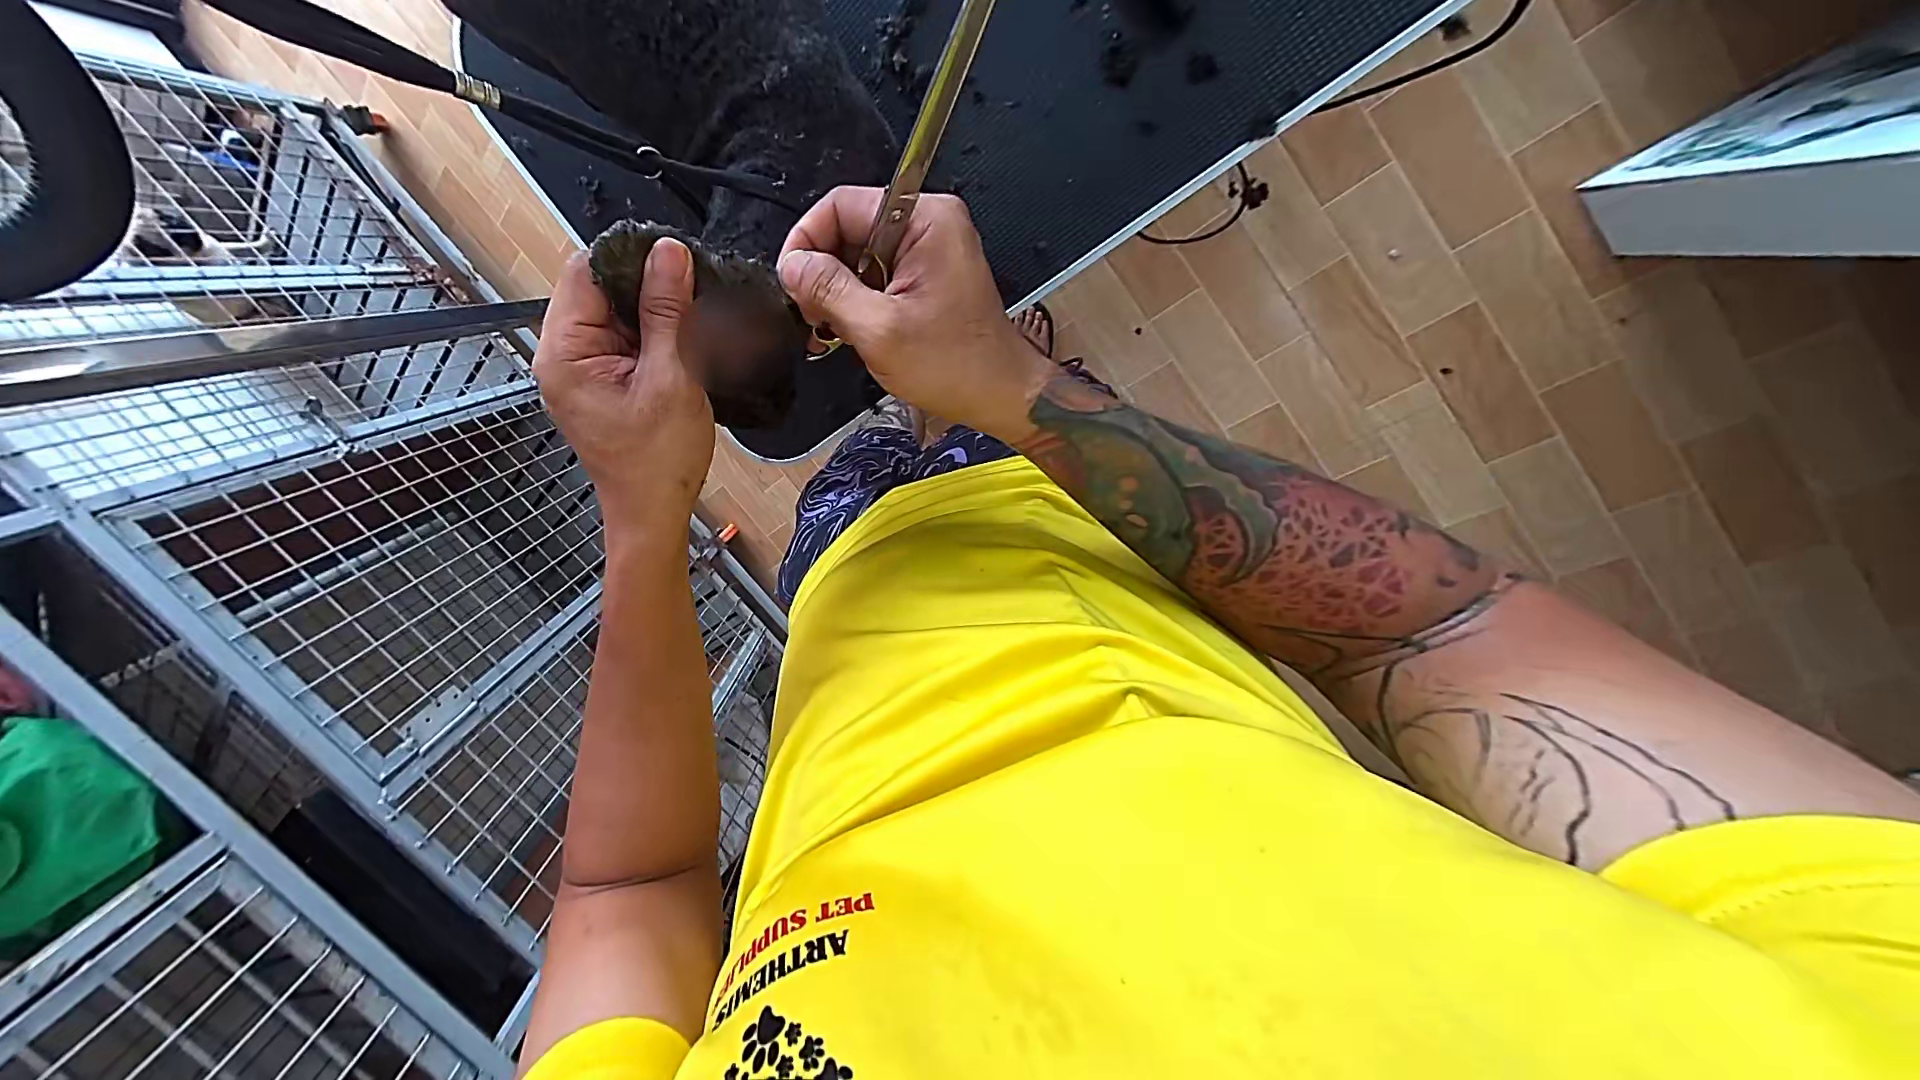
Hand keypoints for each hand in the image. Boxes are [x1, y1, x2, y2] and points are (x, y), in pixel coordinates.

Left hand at [535, 240, 714, 538]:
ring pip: (616, 315)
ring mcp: (580, 371)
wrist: (654, 512)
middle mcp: (562, 356)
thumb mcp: (671, 379)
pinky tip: (679, 351)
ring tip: (689, 331)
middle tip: (691, 298)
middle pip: (599, 290)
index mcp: (564, 352)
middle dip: (646, 288)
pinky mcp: (601, 383)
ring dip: (654, 316)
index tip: (676, 259)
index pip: (586, 271)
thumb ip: (667, 313)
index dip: (632, 258)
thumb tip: (669, 256)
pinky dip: (654, 339)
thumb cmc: (657, 462)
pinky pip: (624, 342)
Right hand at [778, 187, 1052, 440]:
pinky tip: (856, 331)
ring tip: (836, 330)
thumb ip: (828, 290)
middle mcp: (931, 226)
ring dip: (841, 294)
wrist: (1000, 396)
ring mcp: (931, 252)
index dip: (807, 241)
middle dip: (825, 272)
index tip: (792, 279)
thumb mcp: (879, 330)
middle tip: (815, 315)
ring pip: (860, 257)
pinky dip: (861, 303)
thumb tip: (792, 265)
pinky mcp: (929, 277)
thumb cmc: (957, 367)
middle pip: (849, 229)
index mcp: (925, 221)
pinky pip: (880, 277)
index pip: (841, 204)